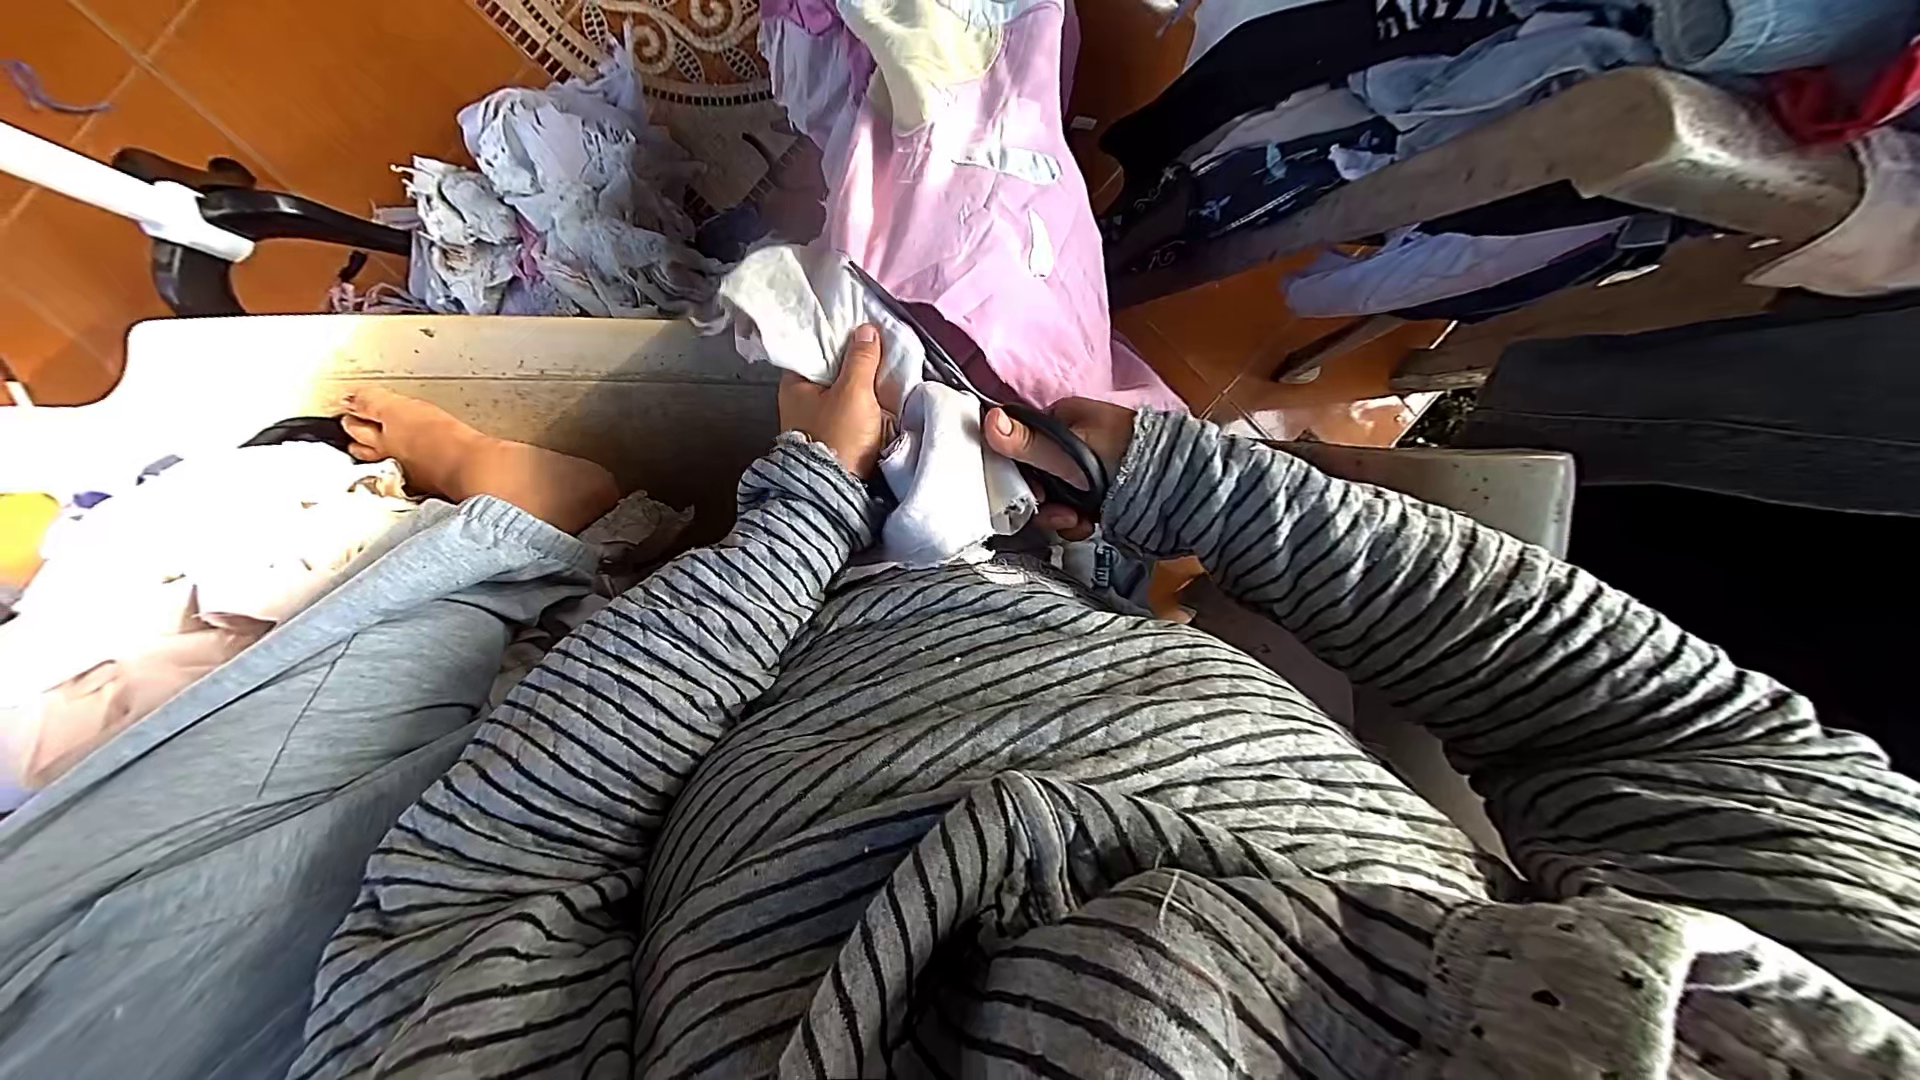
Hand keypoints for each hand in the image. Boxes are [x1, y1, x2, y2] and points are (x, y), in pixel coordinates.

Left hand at [779, 324, 887, 478]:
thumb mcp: (854, 392)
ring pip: (843, 392)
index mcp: (794, 384)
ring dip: (863, 388)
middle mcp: (800, 401)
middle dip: (856, 365)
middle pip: (832, 370)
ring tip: (883, 379)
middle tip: (878, 356)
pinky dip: (864, 408)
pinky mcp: (831, 438)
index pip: (815, 348)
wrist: (837, 490)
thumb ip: (861, 359)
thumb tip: (866, 331)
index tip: (863, 334)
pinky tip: (880, 405)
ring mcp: (815, 421)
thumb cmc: (839, 439)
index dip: (840, 339)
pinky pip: (850, 413)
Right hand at [983, 397, 1134, 539]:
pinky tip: (1088, 525)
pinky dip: (1076, 520)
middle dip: (1044, 501)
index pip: (1021, 444)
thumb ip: (1027, 443)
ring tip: (1076, 522)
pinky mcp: (1100, 491)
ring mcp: (1087, 467)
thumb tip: (988, 419)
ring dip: (1059, 515)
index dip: (1020, 473)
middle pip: (1037, 475)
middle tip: (1058, 513)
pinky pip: (1074, 507)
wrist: (1176, 485)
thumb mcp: (1069, 452)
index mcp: (1063, 419)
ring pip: (1055, 496)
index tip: (1031, 493)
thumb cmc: (1121, 458)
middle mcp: (1072, 441)